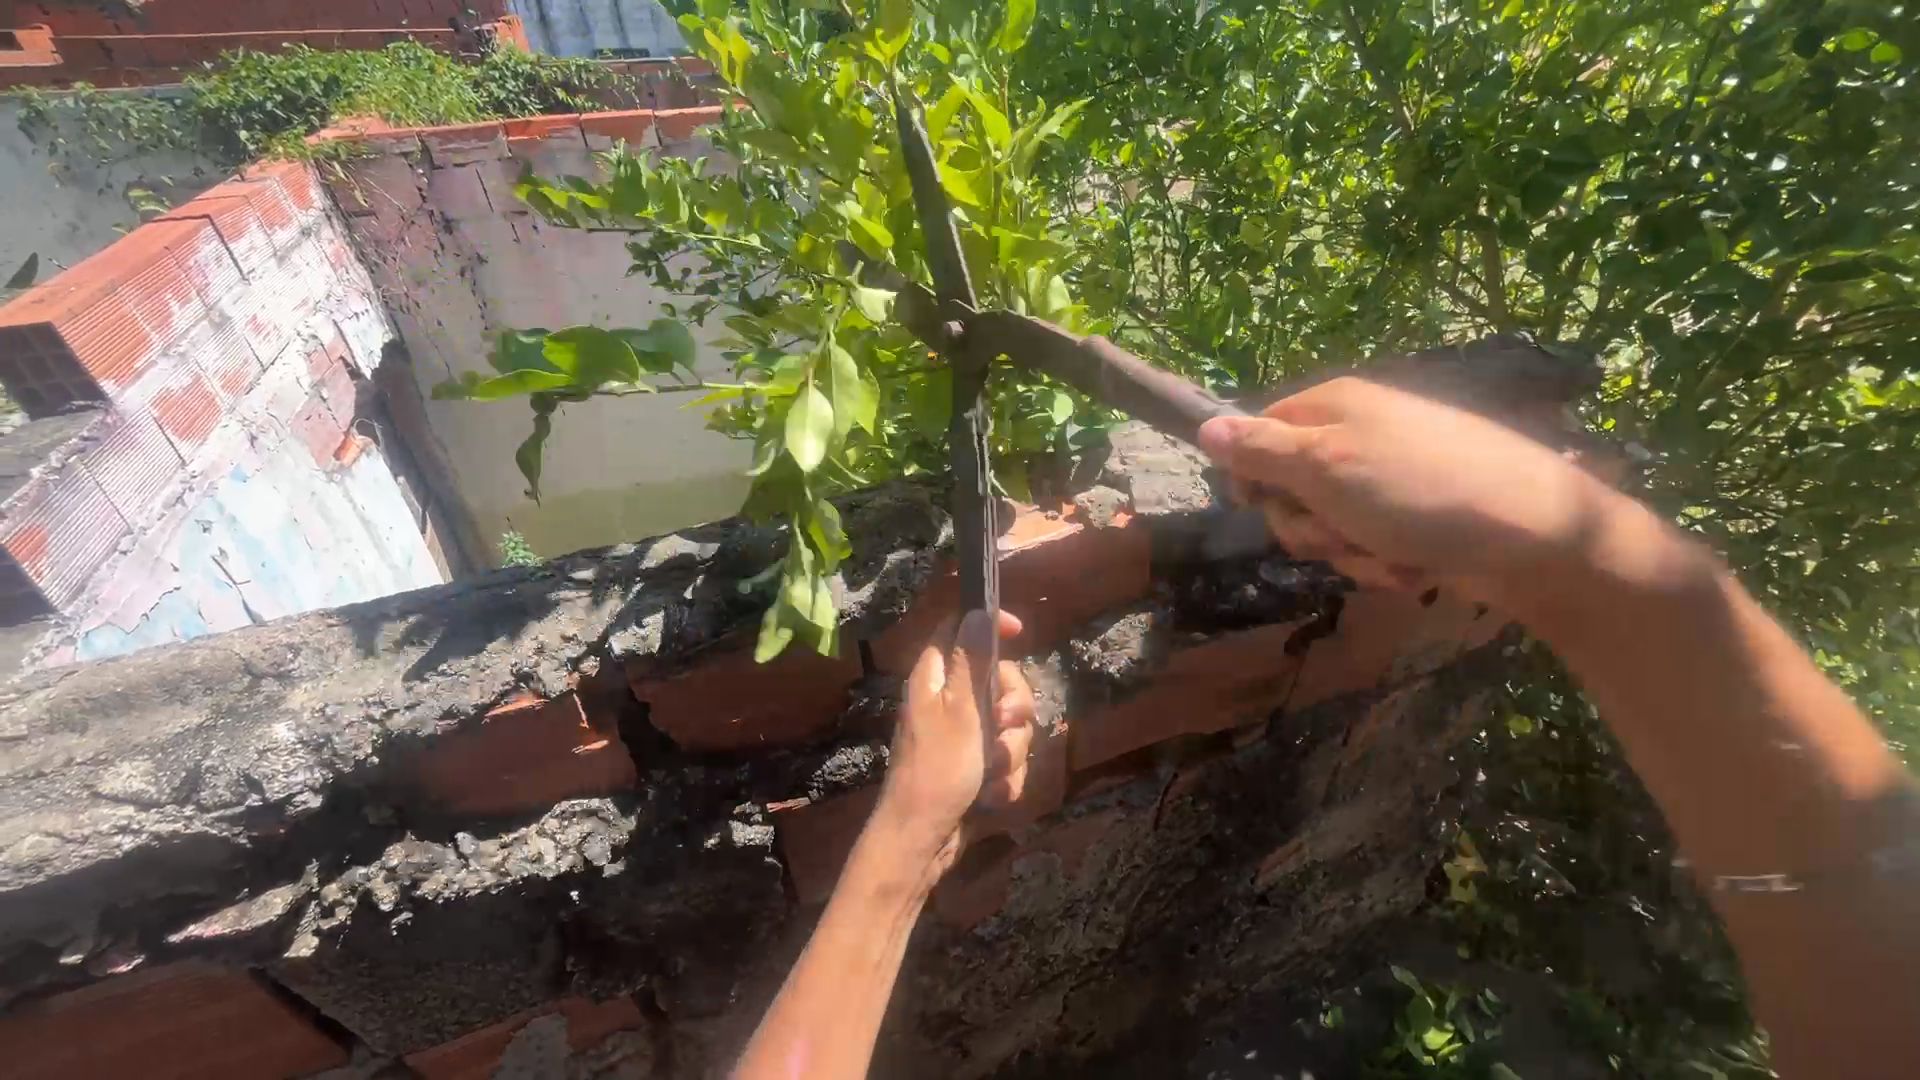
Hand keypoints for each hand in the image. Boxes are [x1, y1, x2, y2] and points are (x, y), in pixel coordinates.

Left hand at [876, 609, 1035, 872]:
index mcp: (934, 678)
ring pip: (1008, 725)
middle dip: (1013, 708)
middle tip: (1005, 726)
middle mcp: (947, 701)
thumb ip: (971, 659)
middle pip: (998, 679)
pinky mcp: (974, 767)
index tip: (1020, 632)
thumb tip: (978, 611)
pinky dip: (1005, 778)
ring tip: (992, 774)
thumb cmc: (938, 769)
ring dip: (1010, 752)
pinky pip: (1005, 759)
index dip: (990, 624)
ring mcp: (962, 736)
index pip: (960, 628)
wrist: (921, 840)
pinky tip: (992, 796)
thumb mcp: (960, 709)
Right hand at [1197, 377, 1626, 608]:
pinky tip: (1411, 567)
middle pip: (1288, 488)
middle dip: (1307, 525)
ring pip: (1326, 523)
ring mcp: (1387, 478)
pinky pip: (1366, 542)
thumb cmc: (1418, 491)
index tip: (1256, 503)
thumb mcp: (1325, 465)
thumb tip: (1204, 425)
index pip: (1258, 433)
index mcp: (1333, 408)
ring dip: (1347, 551)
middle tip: (1338, 532)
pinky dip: (1381, 561)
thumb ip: (1259, 449)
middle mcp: (1357, 436)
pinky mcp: (1413, 516)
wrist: (1537, 537)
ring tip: (1387, 554)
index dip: (1251, 474)